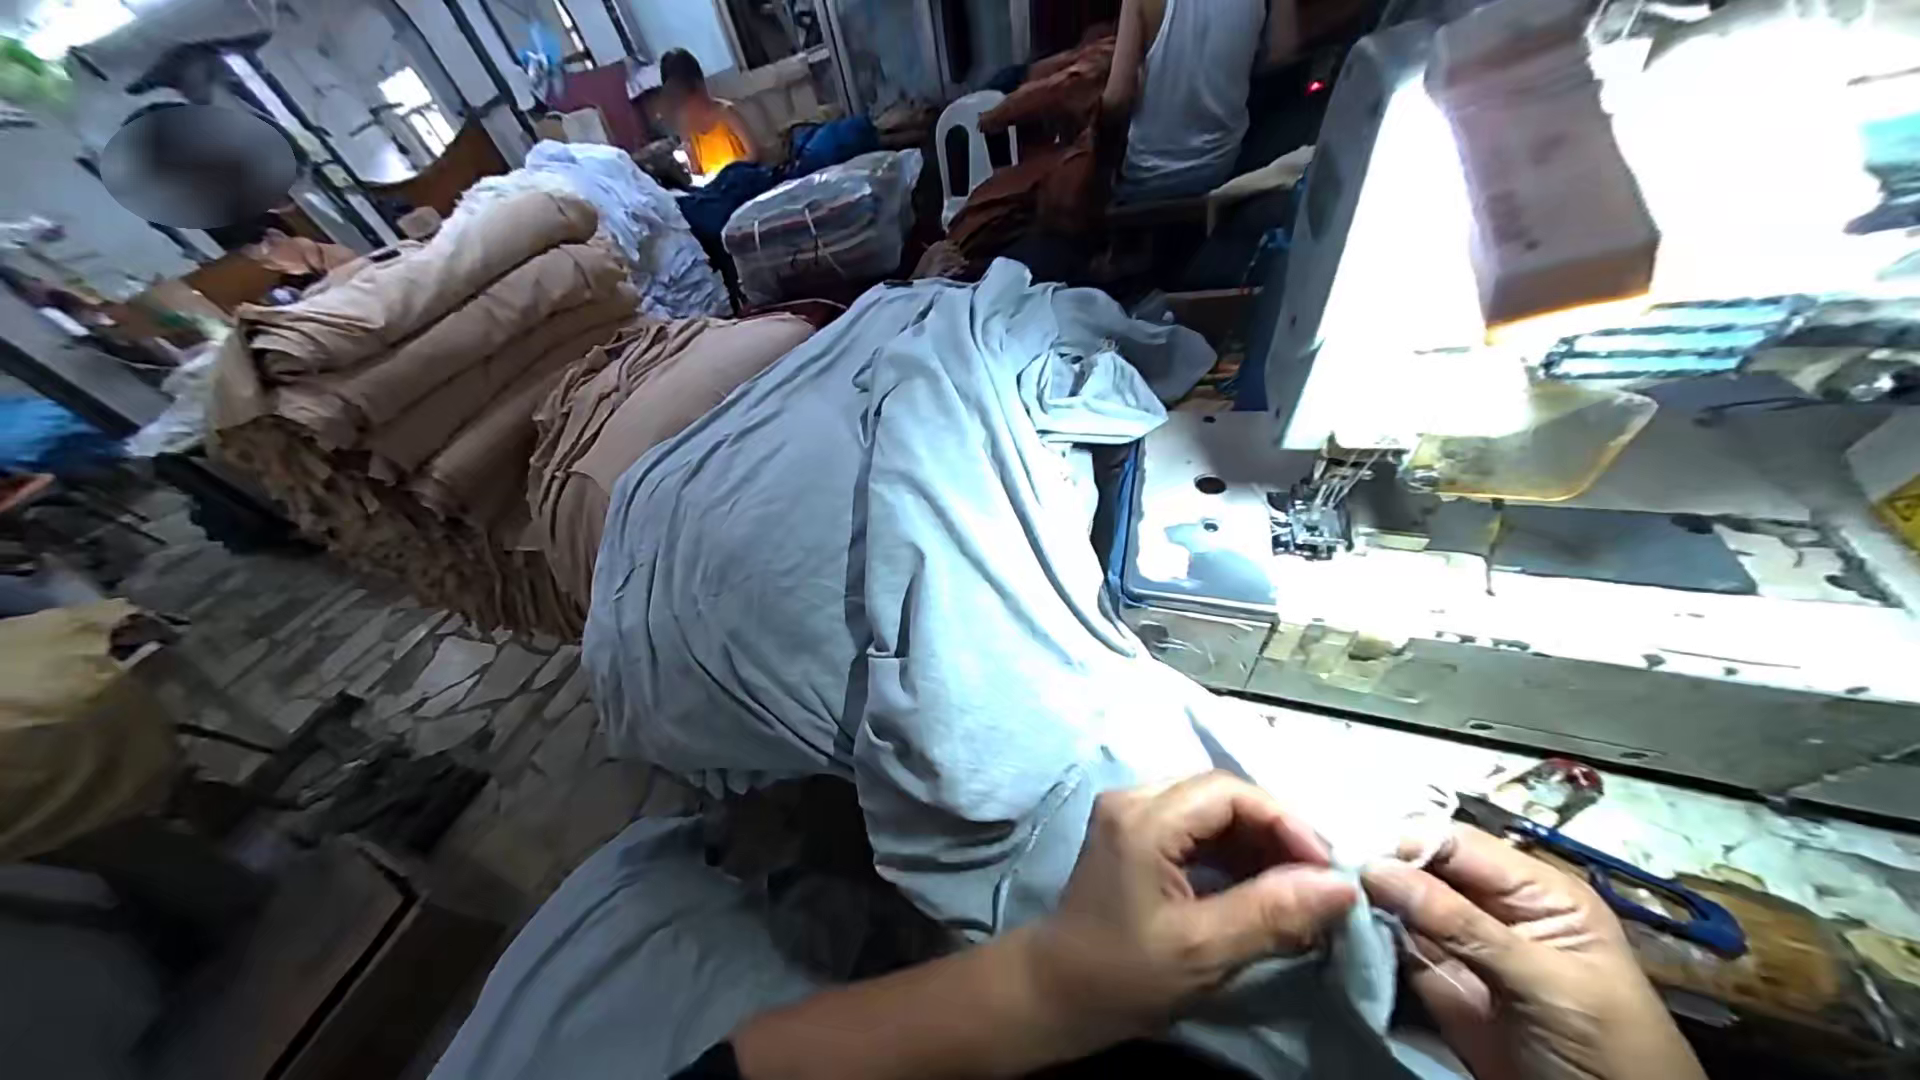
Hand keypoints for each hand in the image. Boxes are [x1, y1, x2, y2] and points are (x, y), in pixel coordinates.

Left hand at [1030, 772, 1358, 1043]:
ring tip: (1297, 883)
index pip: (1226, 791)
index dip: (1283, 820)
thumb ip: (1271, 912)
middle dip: (1273, 829)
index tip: (1326, 865)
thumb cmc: (1125, 973)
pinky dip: (1229, 848)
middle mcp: (1132, 799)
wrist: (1059, 988)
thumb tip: (1341, 885)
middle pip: (1217, 792)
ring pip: (1207, 806)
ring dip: (1255, 839)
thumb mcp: (1203, 949)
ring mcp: (1129, 811)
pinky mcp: (1132, 830)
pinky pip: (1191, 823)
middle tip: (1317, 876)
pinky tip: (1259, 881)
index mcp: (1142, 819)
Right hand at [1363, 827, 1705, 1079]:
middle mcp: (1486, 900)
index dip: (1404, 842)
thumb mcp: (1551, 986)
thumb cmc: (1612, 1055)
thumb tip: (1374, 867)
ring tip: (1327, 889)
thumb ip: (1464, 924)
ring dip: (1361, 892)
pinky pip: (1384, 933)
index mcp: (1531, 888)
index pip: (1453, 842)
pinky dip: (1360, 924)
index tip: (1356, 855)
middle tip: (1330, 868)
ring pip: (1393, 893)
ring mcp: (1453, 934)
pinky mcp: (1427, 967)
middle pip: (1416, 861)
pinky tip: (1336, 915)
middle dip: (1375, 863)